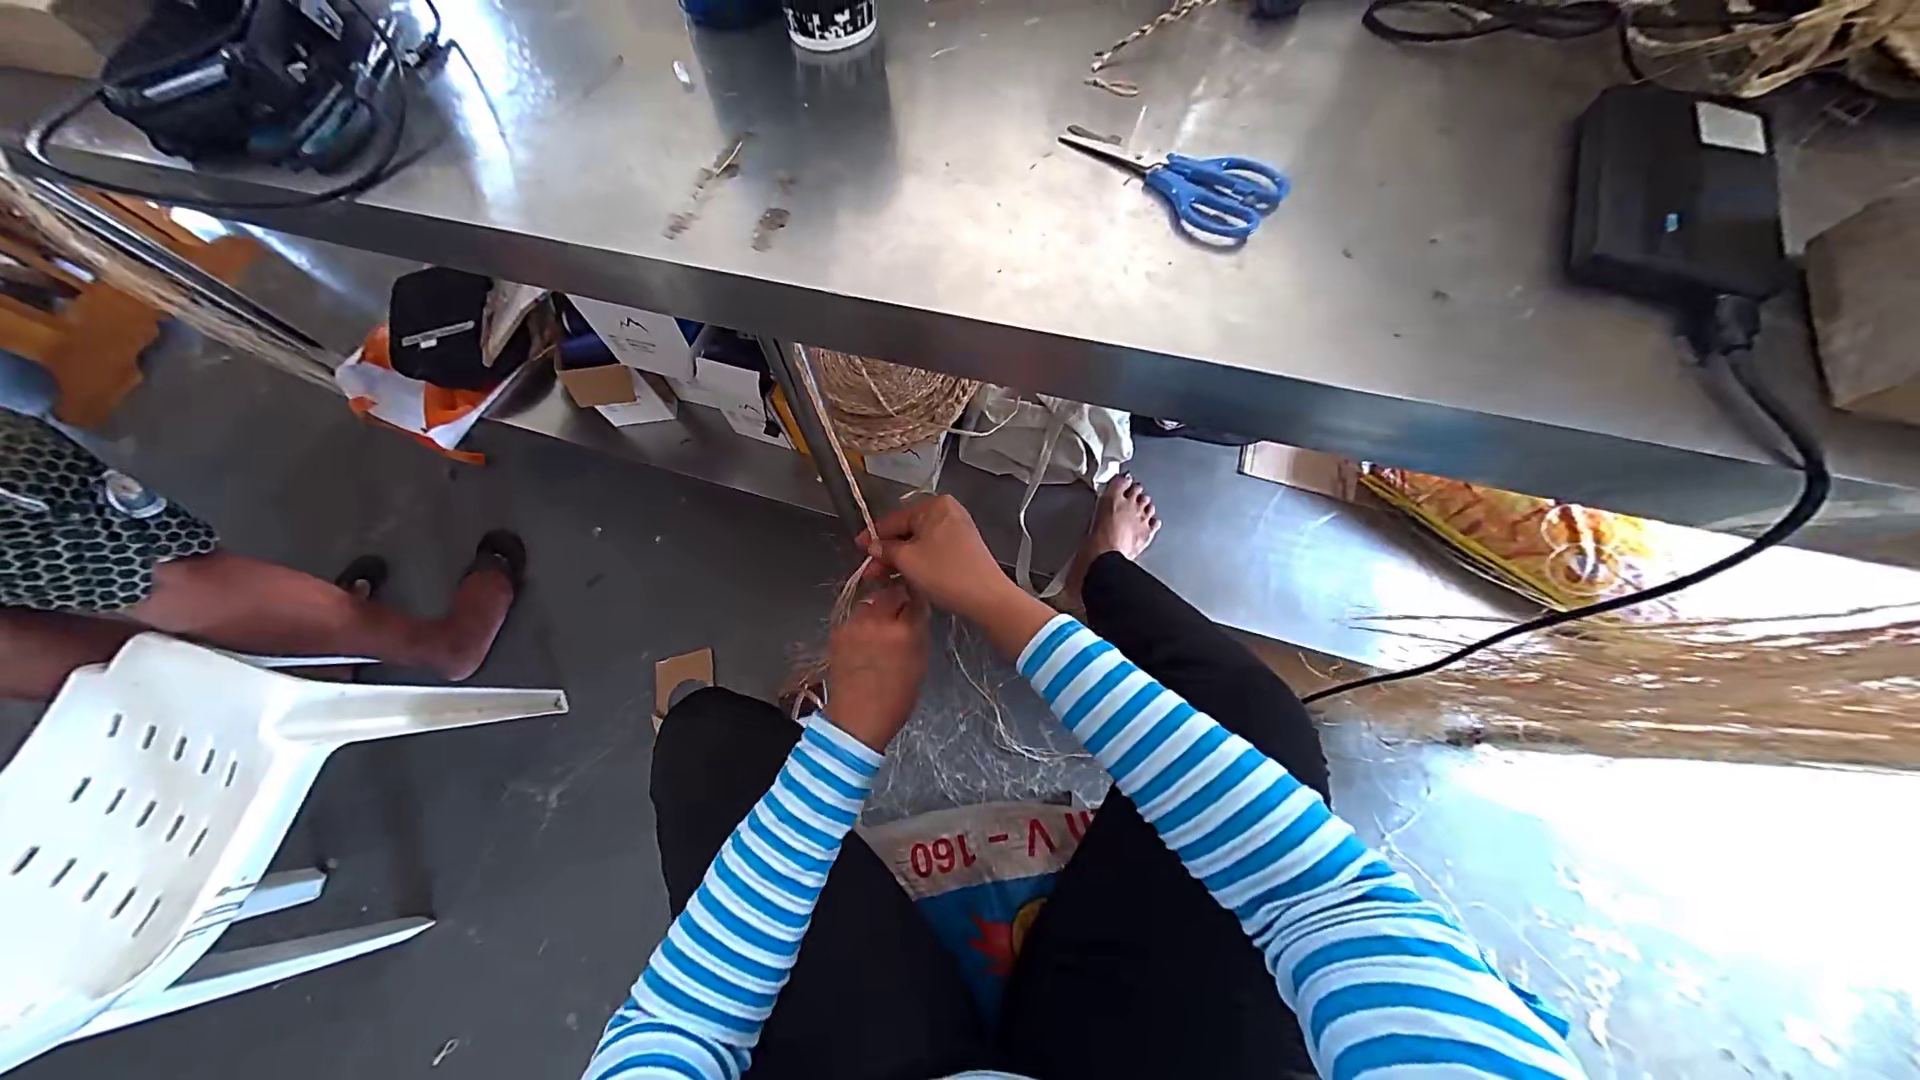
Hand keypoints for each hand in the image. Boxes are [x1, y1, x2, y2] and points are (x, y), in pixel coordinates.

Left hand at [827, 582, 929, 751]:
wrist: (857, 718)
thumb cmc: (896, 697)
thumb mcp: (920, 662)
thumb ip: (919, 630)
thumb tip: (917, 610)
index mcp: (905, 630)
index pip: (916, 597)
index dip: (918, 600)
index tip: (918, 605)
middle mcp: (878, 620)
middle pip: (892, 591)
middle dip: (899, 597)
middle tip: (901, 613)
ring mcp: (855, 624)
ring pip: (872, 601)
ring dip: (879, 608)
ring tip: (881, 627)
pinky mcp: (838, 631)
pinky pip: (855, 616)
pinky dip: (863, 622)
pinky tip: (865, 639)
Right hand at [860, 496, 1054, 659]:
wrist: (987, 598)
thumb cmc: (944, 573)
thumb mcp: (907, 560)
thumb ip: (886, 549)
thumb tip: (873, 545)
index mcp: (935, 506)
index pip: (894, 519)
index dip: (874, 535)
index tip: (858, 548)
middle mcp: (948, 512)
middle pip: (907, 530)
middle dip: (887, 552)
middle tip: (870, 571)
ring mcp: (958, 530)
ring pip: (919, 543)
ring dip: (900, 559)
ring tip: (882, 577)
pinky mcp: (964, 549)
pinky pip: (932, 550)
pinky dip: (917, 562)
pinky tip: (904, 576)